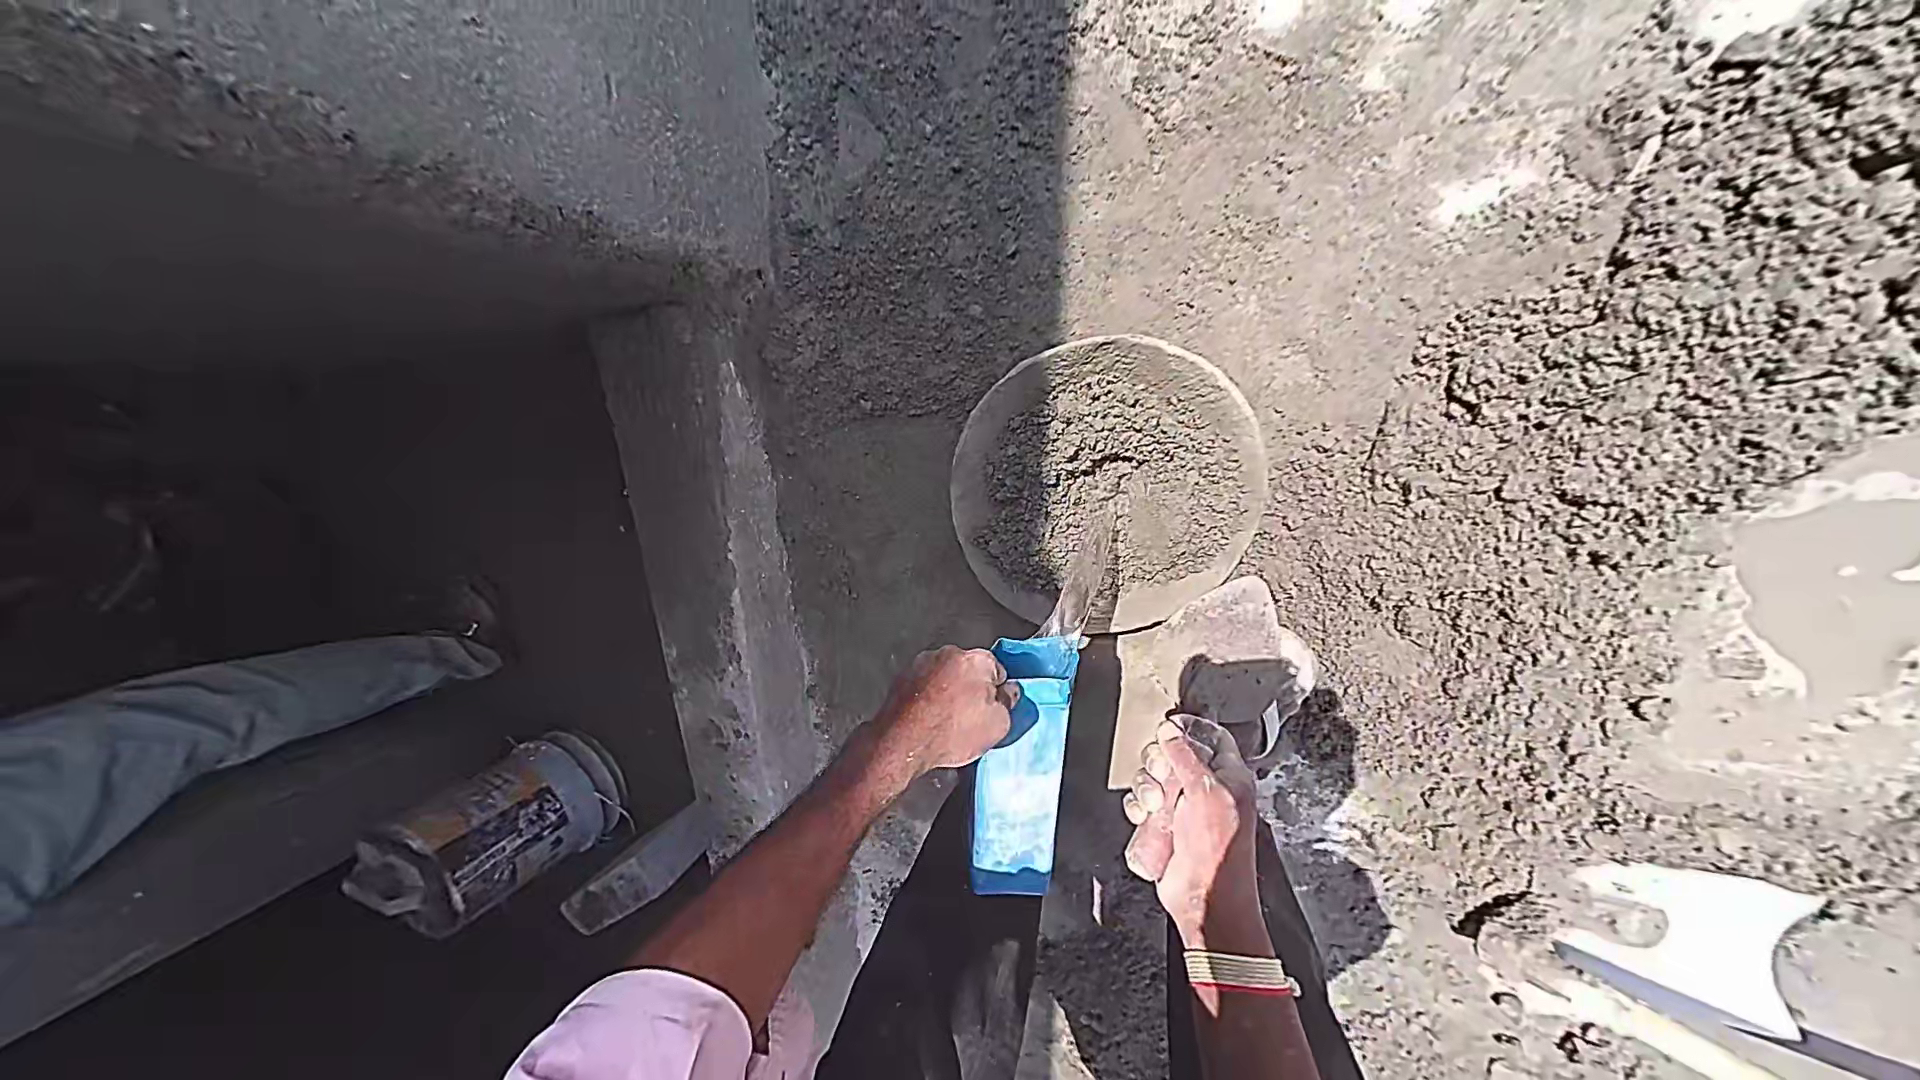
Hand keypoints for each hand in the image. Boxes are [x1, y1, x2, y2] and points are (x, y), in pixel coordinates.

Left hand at [870, 645, 1019, 774]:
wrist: (902, 742)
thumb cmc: (949, 733)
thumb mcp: (998, 726)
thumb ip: (1009, 703)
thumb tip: (1009, 693)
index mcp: (978, 660)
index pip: (998, 671)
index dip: (997, 692)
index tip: (993, 708)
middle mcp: (950, 654)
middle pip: (970, 670)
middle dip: (972, 689)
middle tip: (970, 717)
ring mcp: (924, 662)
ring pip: (946, 675)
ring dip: (948, 691)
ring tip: (947, 721)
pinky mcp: (904, 675)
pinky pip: (926, 683)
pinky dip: (929, 696)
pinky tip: (929, 718)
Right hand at [1123, 715, 1266, 949]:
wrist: (1203, 899)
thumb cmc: (1219, 853)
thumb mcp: (1206, 793)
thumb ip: (1186, 756)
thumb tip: (1170, 730)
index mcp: (1229, 777)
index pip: (1212, 736)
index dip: (1191, 727)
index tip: (1172, 725)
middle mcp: (1205, 787)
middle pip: (1172, 752)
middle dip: (1160, 762)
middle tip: (1164, 777)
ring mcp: (1182, 805)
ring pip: (1151, 775)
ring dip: (1147, 788)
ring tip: (1156, 808)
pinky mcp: (1162, 823)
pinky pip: (1139, 800)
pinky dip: (1138, 807)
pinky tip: (1146, 818)